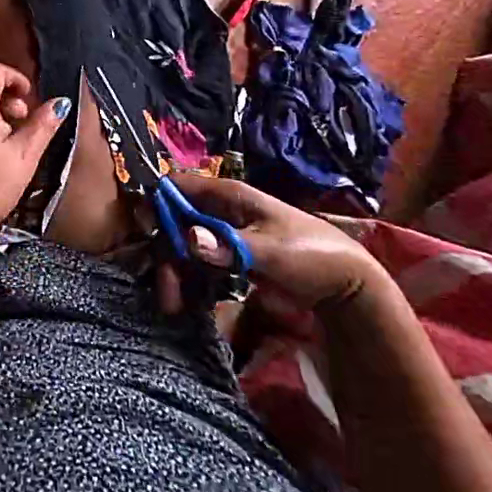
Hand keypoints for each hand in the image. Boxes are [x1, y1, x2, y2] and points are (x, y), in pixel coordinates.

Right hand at [166, 172, 381, 307]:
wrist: (346, 285)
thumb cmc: (310, 256)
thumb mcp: (270, 251)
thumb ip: (229, 246)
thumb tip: (189, 238)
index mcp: (229, 194)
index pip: (178, 186)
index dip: (157, 203)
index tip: (145, 232)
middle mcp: (220, 210)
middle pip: (176, 221)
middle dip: (165, 251)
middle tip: (165, 290)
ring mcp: (224, 234)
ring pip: (184, 246)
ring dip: (175, 272)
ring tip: (174, 305)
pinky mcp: (230, 257)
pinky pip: (199, 265)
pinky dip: (190, 282)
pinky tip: (188, 304)